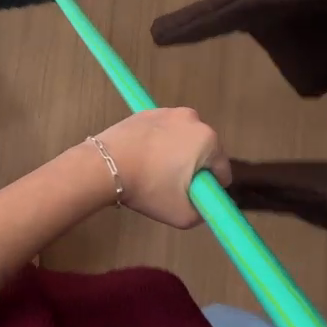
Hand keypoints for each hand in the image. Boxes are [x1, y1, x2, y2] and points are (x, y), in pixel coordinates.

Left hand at [94, 107, 229, 228]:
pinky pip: (161, 132)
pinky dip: (157, 144)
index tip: (192, 196)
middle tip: (171, 185)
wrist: (105, 165)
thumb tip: (204, 203)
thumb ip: (205, 212)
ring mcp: (167, 111)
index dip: (209, 188)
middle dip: (192, 168)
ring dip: (175, 155)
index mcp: (208, 139)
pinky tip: (142, 159)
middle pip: (202, 151)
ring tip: (153, 172)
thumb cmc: (149, 188)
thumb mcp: (185, 215)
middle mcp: (192, 118)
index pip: (221, 170)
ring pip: (181, 140)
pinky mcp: (145, 111)